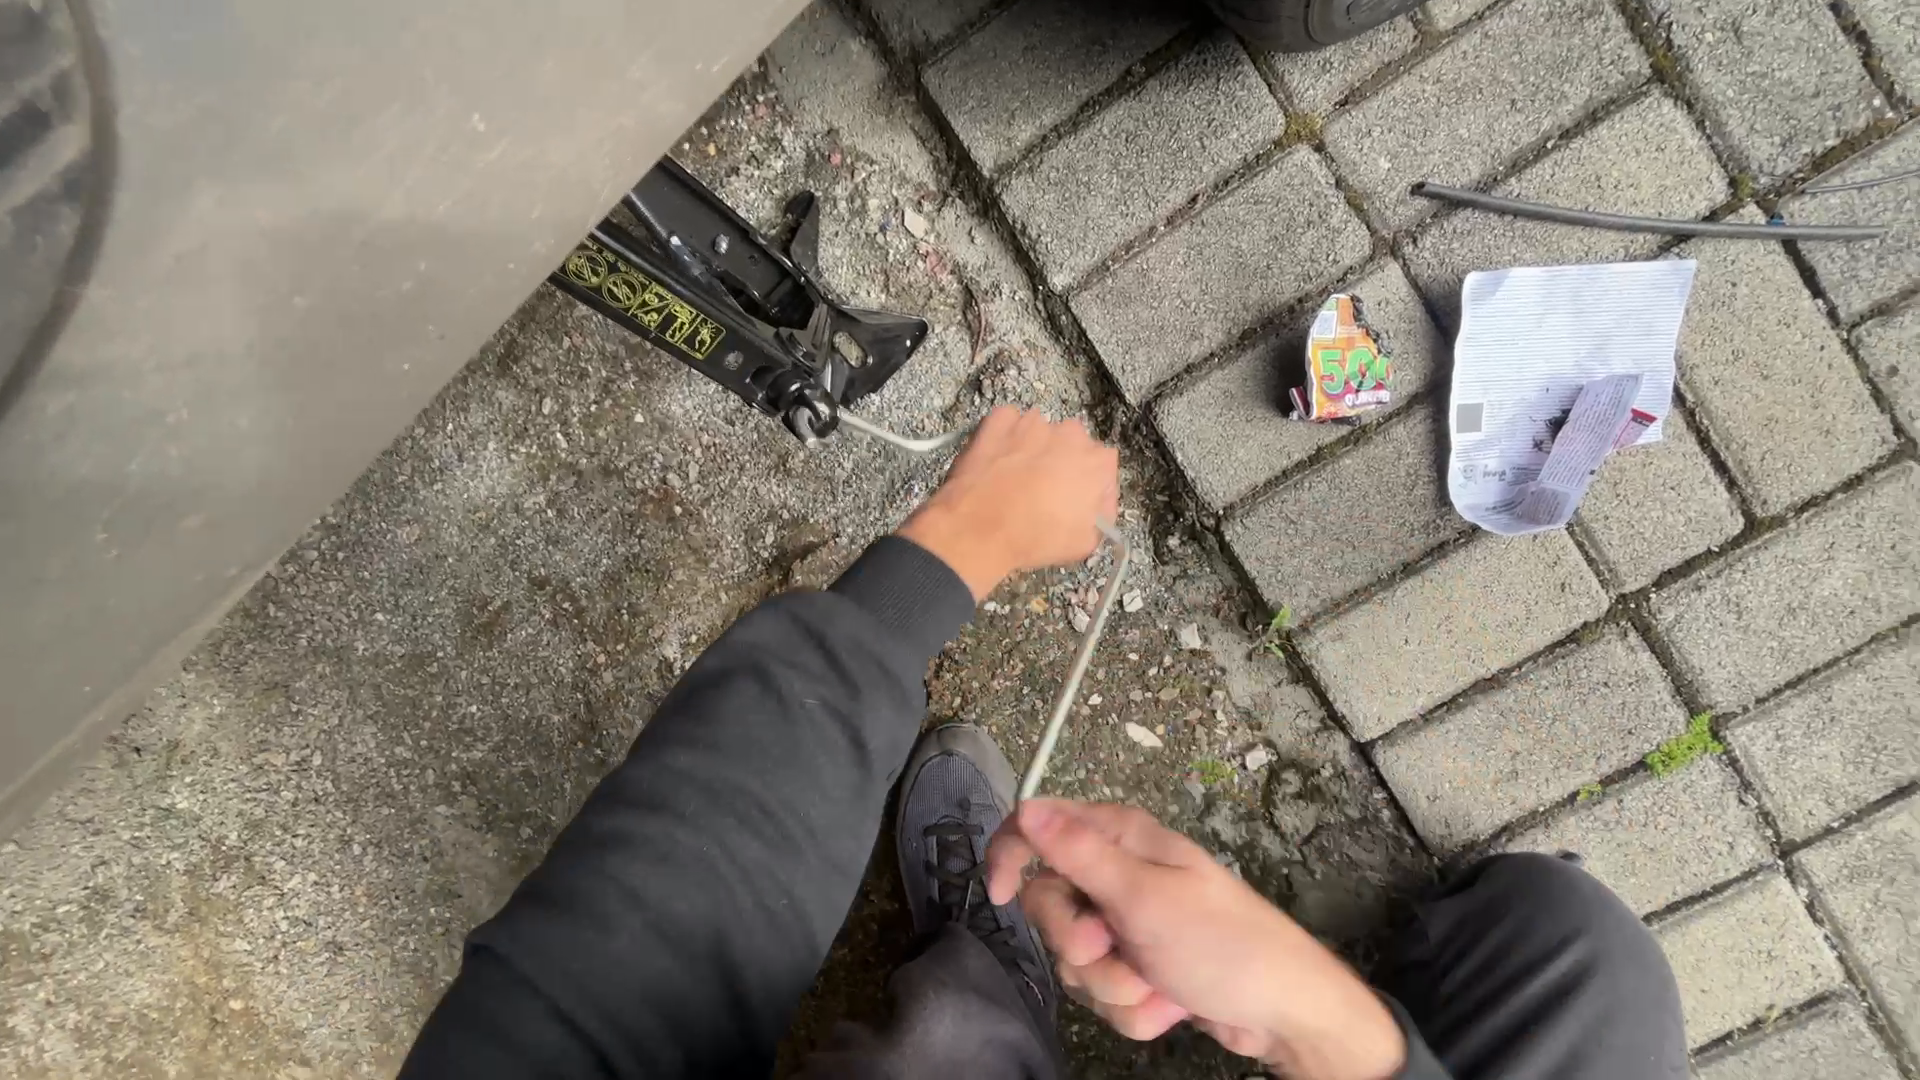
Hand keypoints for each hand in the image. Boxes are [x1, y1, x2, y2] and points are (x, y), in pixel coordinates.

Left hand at [897, 406, 1118, 601]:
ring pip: (1039, 433)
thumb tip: (1096, 508)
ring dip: (1032, 449)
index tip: (1075, 505)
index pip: (1103, 469)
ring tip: (1013, 478)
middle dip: (1061, 464)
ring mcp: (1033, 422)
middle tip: (1042, 492)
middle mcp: (1071, 433)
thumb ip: (1100, 518)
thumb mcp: (1084, 543)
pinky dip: (1004, 437)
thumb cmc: (1036, 537)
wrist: (979, 527)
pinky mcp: (999, 419)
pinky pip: (1007, 424)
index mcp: (1098, 461)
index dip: (1090, 488)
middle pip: (1071, 446)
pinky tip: (995, 461)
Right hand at [986, 800, 1405, 1079]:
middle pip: (1048, 903)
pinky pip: (1102, 987)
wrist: (1283, 1013)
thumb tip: (1025, 806)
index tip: (998, 896)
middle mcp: (1115, 872)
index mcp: (1117, 837)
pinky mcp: (1135, 962)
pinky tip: (1168, 1002)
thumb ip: (1079, 853)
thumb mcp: (1143, 896)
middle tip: (1113, 947)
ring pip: (1073, 956)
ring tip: (1156, 984)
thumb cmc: (1219, 941)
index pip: (1037, 825)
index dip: (1009, 854)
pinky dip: (1132, 1004)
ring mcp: (1125, 920)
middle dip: (1078, 942)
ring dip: (1111, 983)